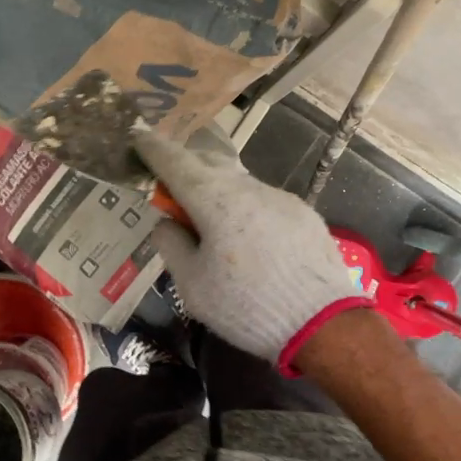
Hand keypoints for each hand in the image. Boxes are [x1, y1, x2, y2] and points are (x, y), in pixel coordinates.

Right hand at [135, 131, 370, 368]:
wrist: (322, 323)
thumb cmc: (245, 306)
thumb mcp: (191, 284)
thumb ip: (171, 244)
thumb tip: (167, 221)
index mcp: (216, 201)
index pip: (176, 163)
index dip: (154, 150)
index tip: (139, 137)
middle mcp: (250, 188)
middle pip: (210, 166)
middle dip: (186, 169)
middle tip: (170, 186)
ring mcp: (281, 198)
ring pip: (240, 186)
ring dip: (218, 195)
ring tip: (211, 225)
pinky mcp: (304, 214)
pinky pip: (264, 203)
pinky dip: (246, 212)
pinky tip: (249, 242)